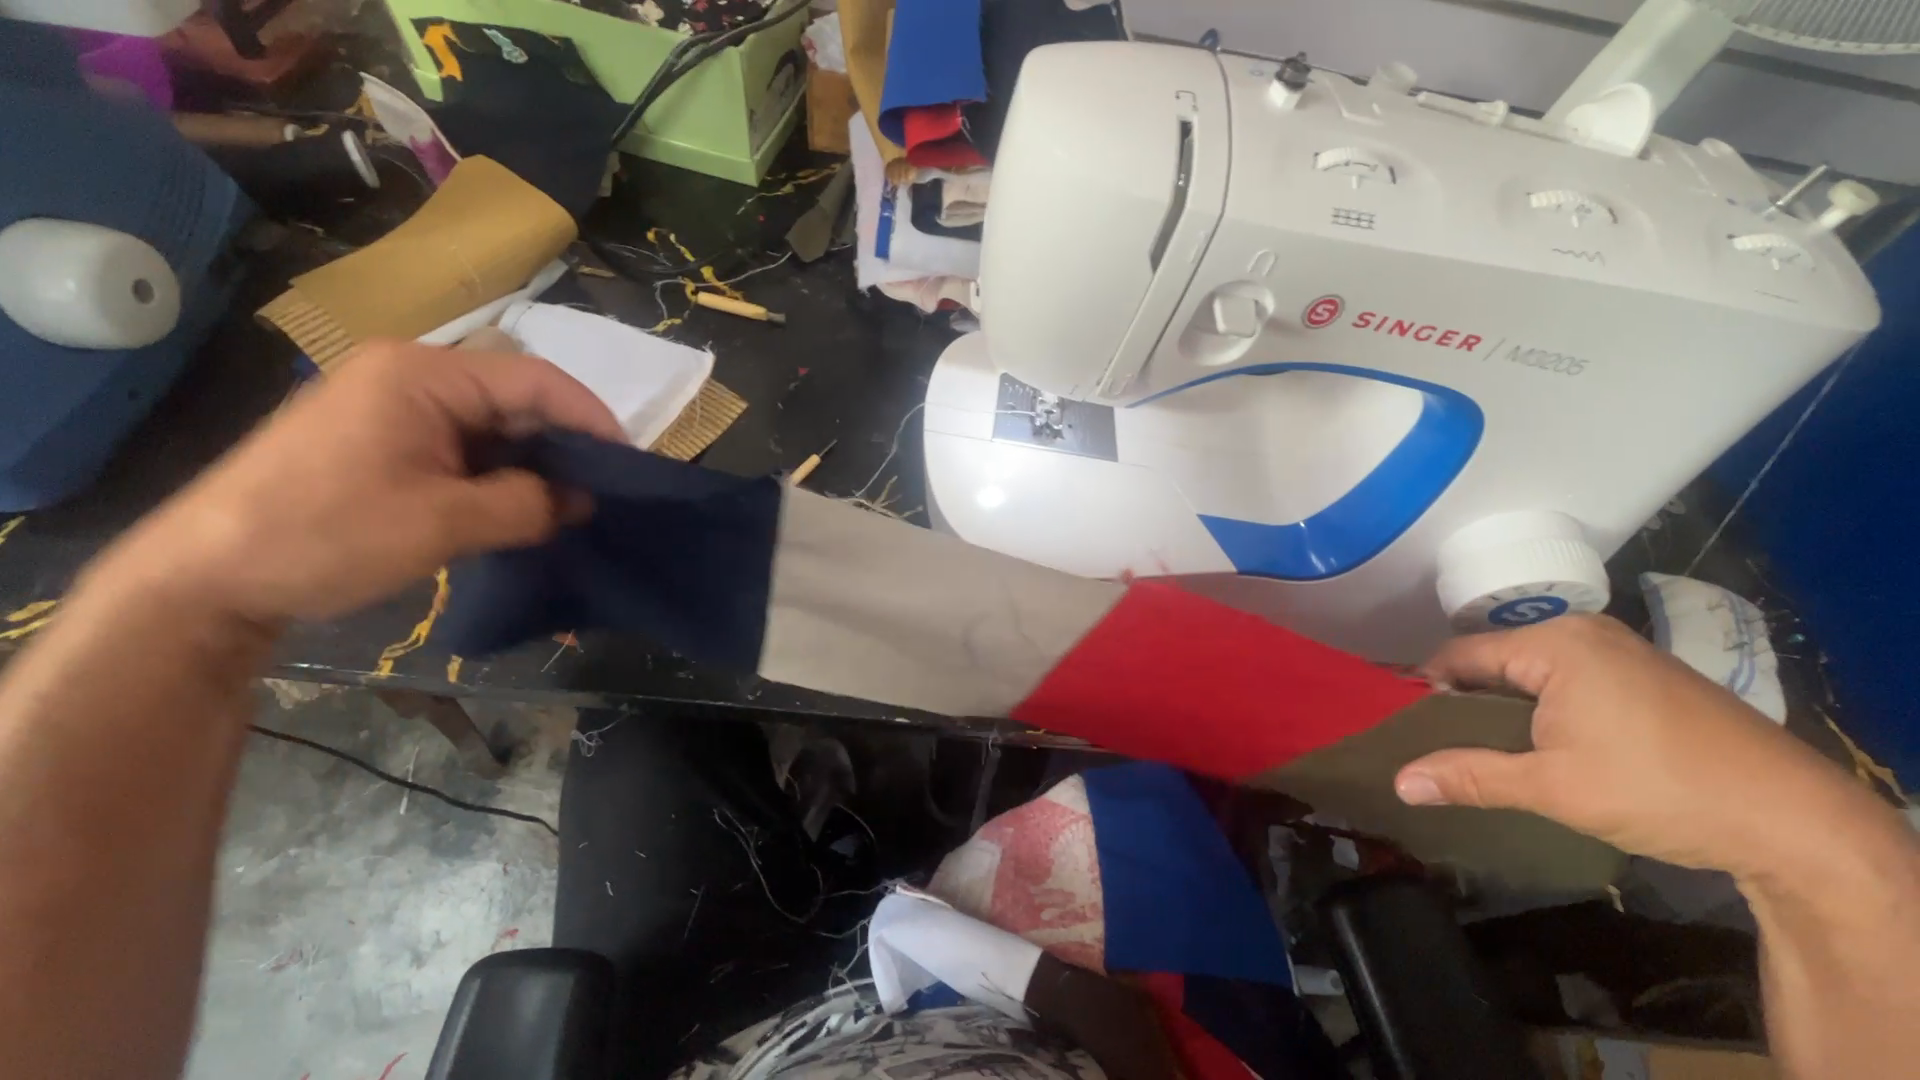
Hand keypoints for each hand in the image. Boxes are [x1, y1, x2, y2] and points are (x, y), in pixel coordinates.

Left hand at [89, 338, 624, 626]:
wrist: (203, 577)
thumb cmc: (325, 536)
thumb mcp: (442, 523)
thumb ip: (526, 505)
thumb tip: (580, 499)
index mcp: (421, 375)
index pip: (534, 380)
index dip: (591, 419)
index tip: (630, 466)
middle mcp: (406, 376)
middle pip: (513, 397)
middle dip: (562, 444)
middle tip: (602, 492)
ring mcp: (387, 406)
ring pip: (488, 424)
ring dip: (529, 463)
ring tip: (566, 505)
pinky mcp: (377, 439)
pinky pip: (458, 444)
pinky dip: (494, 473)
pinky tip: (514, 507)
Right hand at [1394, 615, 1903, 883]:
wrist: (1795, 818)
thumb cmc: (1659, 789)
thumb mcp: (1553, 788)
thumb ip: (1469, 777)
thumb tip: (1397, 783)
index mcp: (1555, 644)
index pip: (1459, 654)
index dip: (1425, 692)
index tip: (1404, 732)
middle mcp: (1585, 633)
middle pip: (1495, 660)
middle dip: (1465, 703)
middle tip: (1443, 749)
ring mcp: (1621, 651)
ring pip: (1532, 673)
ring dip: (1506, 710)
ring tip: (1488, 754)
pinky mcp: (1646, 676)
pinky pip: (1568, 680)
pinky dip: (1544, 709)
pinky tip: (1545, 748)